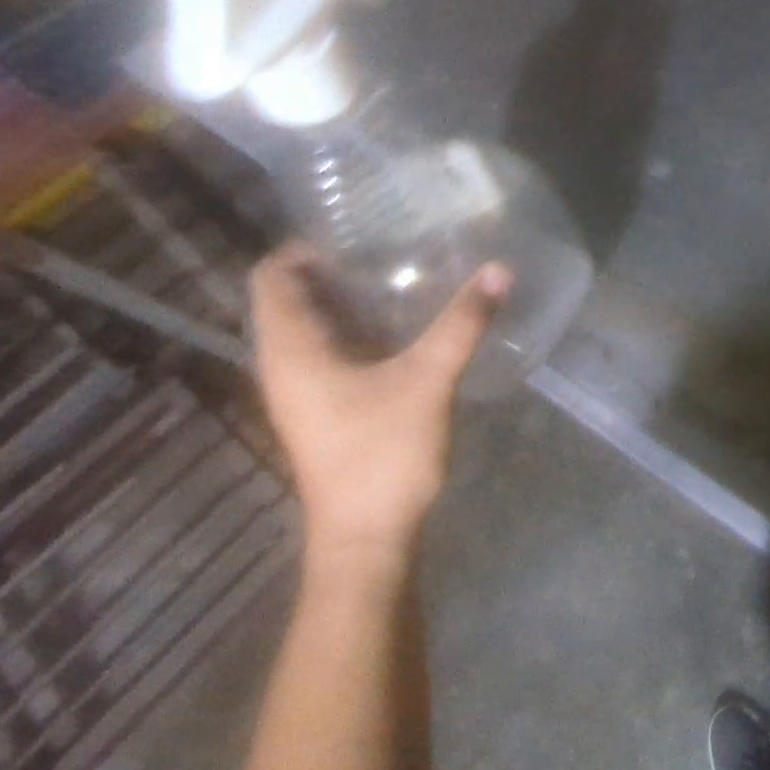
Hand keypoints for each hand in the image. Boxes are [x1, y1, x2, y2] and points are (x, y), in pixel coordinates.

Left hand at [250, 242, 509, 556]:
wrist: (368, 537)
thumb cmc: (383, 454)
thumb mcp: (428, 380)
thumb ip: (461, 324)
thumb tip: (498, 270)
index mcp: (291, 350)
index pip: (271, 276)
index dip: (304, 247)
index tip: (357, 231)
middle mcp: (285, 364)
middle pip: (291, 298)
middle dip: (334, 269)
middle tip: (391, 247)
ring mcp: (303, 390)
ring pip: (313, 327)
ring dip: (348, 301)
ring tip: (404, 278)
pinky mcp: (325, 409)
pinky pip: (331, 352)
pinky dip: (359, 331)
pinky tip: (406, 329)